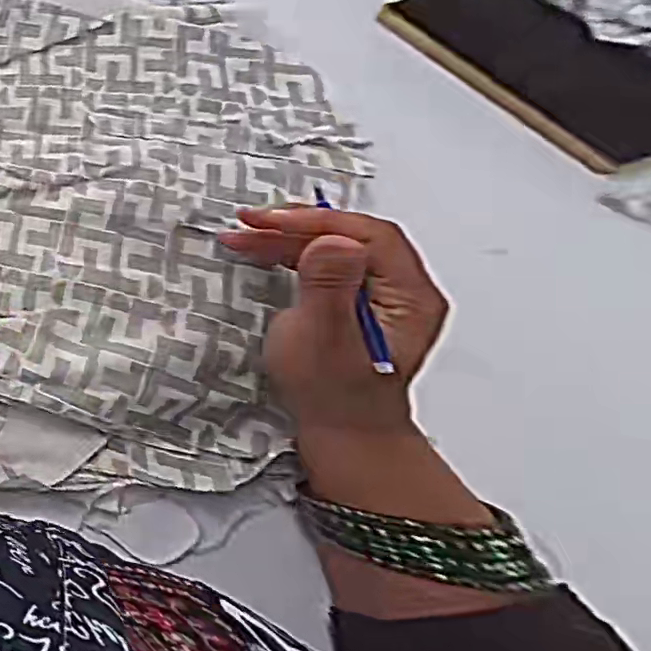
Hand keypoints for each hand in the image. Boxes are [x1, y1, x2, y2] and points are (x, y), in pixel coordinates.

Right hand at [220, 207, 448, 434]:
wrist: (340, 429)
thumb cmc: (331, 390)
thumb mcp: (322, 335)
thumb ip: (329, 285)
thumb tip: (334, 240)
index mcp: (409, 296)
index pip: (368, 236)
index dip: (317, 221)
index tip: (269, 221)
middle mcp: (400, 290)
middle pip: (350, 237)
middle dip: (295, 226)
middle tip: (248, 223)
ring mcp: (378, 296)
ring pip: (334, 248)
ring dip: (286, 238)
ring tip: (242, 236)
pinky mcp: (353, 302)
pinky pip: (324, 263)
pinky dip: (290, 254)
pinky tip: (262, 253)